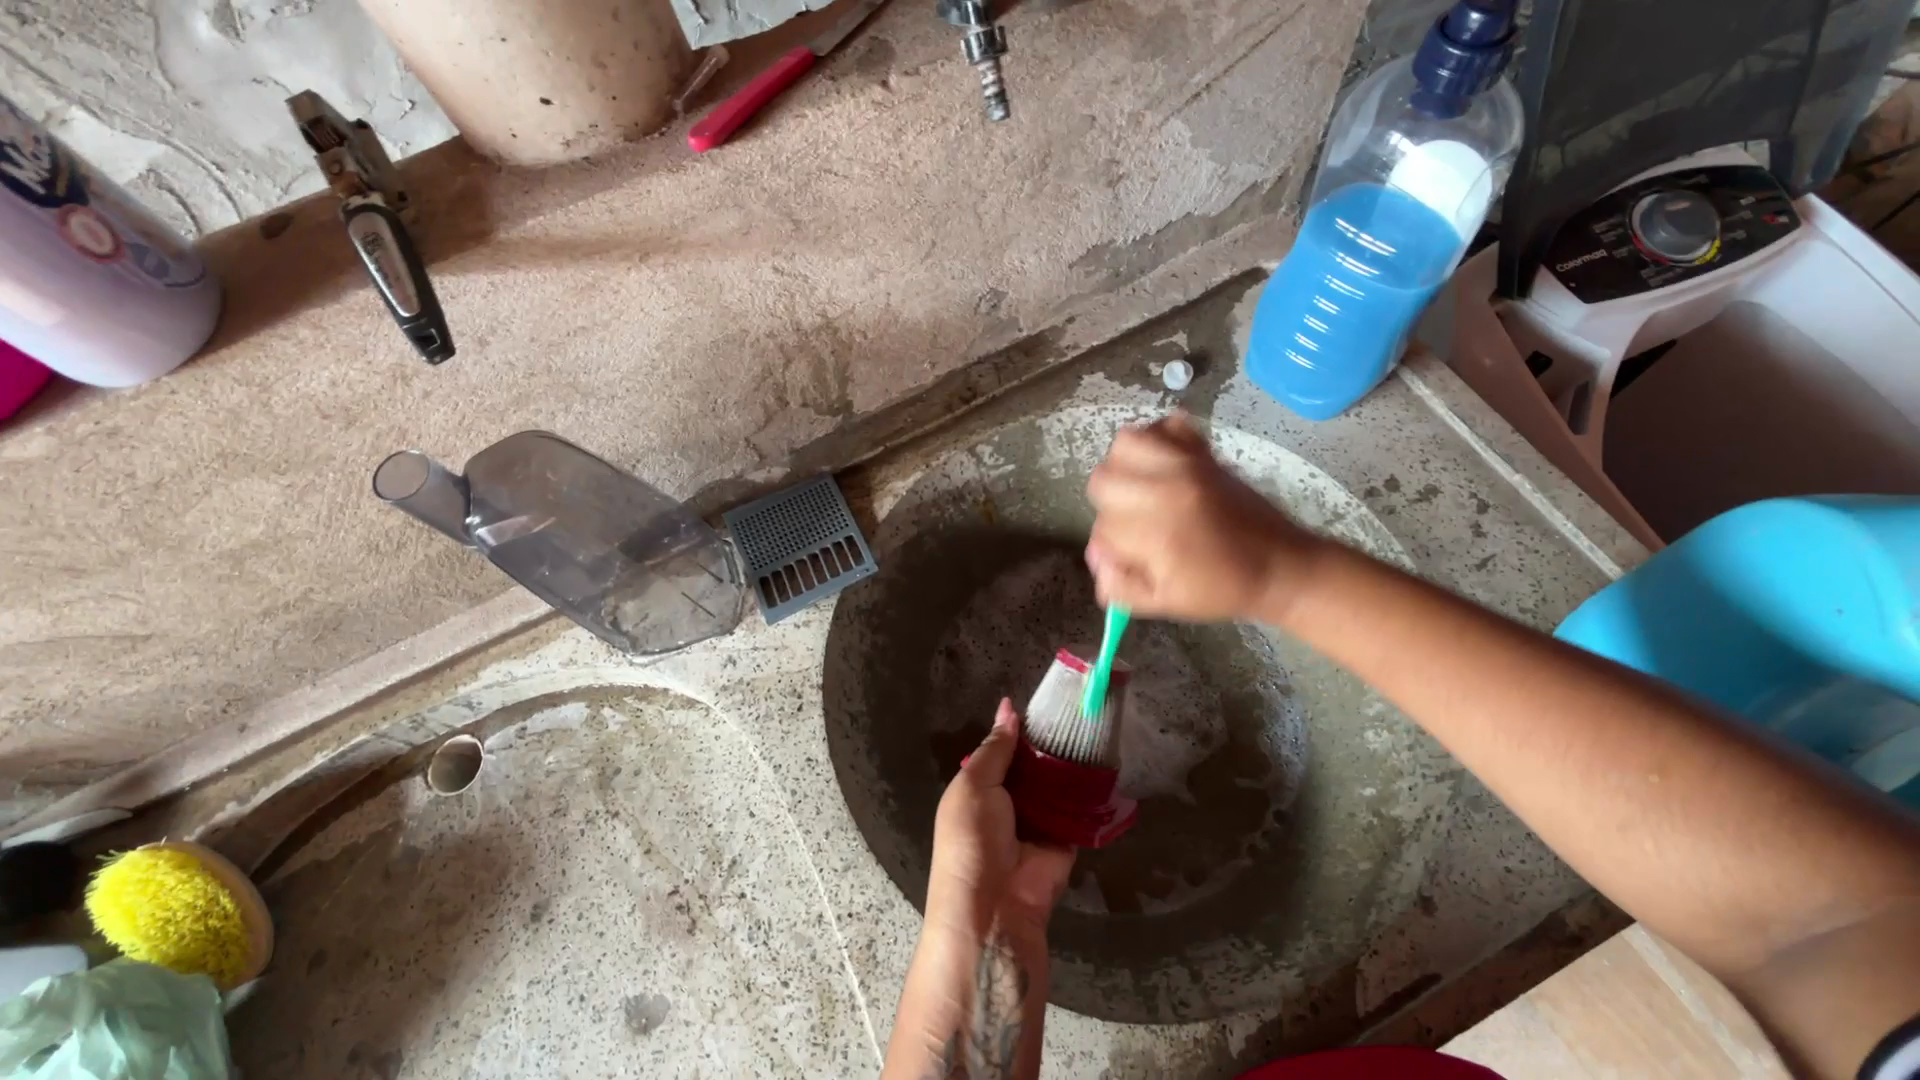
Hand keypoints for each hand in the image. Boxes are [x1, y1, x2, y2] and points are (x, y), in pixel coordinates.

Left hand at [926, 699, 1074, 944]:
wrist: (995, 905)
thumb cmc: (972, 839)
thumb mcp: (973, 785)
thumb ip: (995, 748)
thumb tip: (1008, 707)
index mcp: (980, 787)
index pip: (1005, 750)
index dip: (1022, 728)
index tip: (1049, 701)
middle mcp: (1010, 801)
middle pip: (1035, 765)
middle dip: (1052, 744)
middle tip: (1080, 710)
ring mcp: (1040, 820)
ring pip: (1059, 783)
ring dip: (1073, 763)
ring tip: (1097, 726)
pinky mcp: (1067, 838)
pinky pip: (1079, 809)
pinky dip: (1090, 791)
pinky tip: (1108, 759)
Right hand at [1085, 412, 1325, 623]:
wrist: (1280, 566)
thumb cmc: (1221, 589)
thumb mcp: (1164, 603)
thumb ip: (1119, 585)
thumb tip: (1097, 556)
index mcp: (1156, 529)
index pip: (1102, 527)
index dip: (1111, 548)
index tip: (1133, 558)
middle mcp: (1166, 487)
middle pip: (1103, 479)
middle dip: (1109, 505)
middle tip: (1133, 523)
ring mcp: (1187, 463)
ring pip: (1127, 443)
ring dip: (1124, 466)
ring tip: (1139, 487)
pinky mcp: (1204, 452)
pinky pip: (1167, 424)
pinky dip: (1157, 439)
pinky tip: (1163, 464)